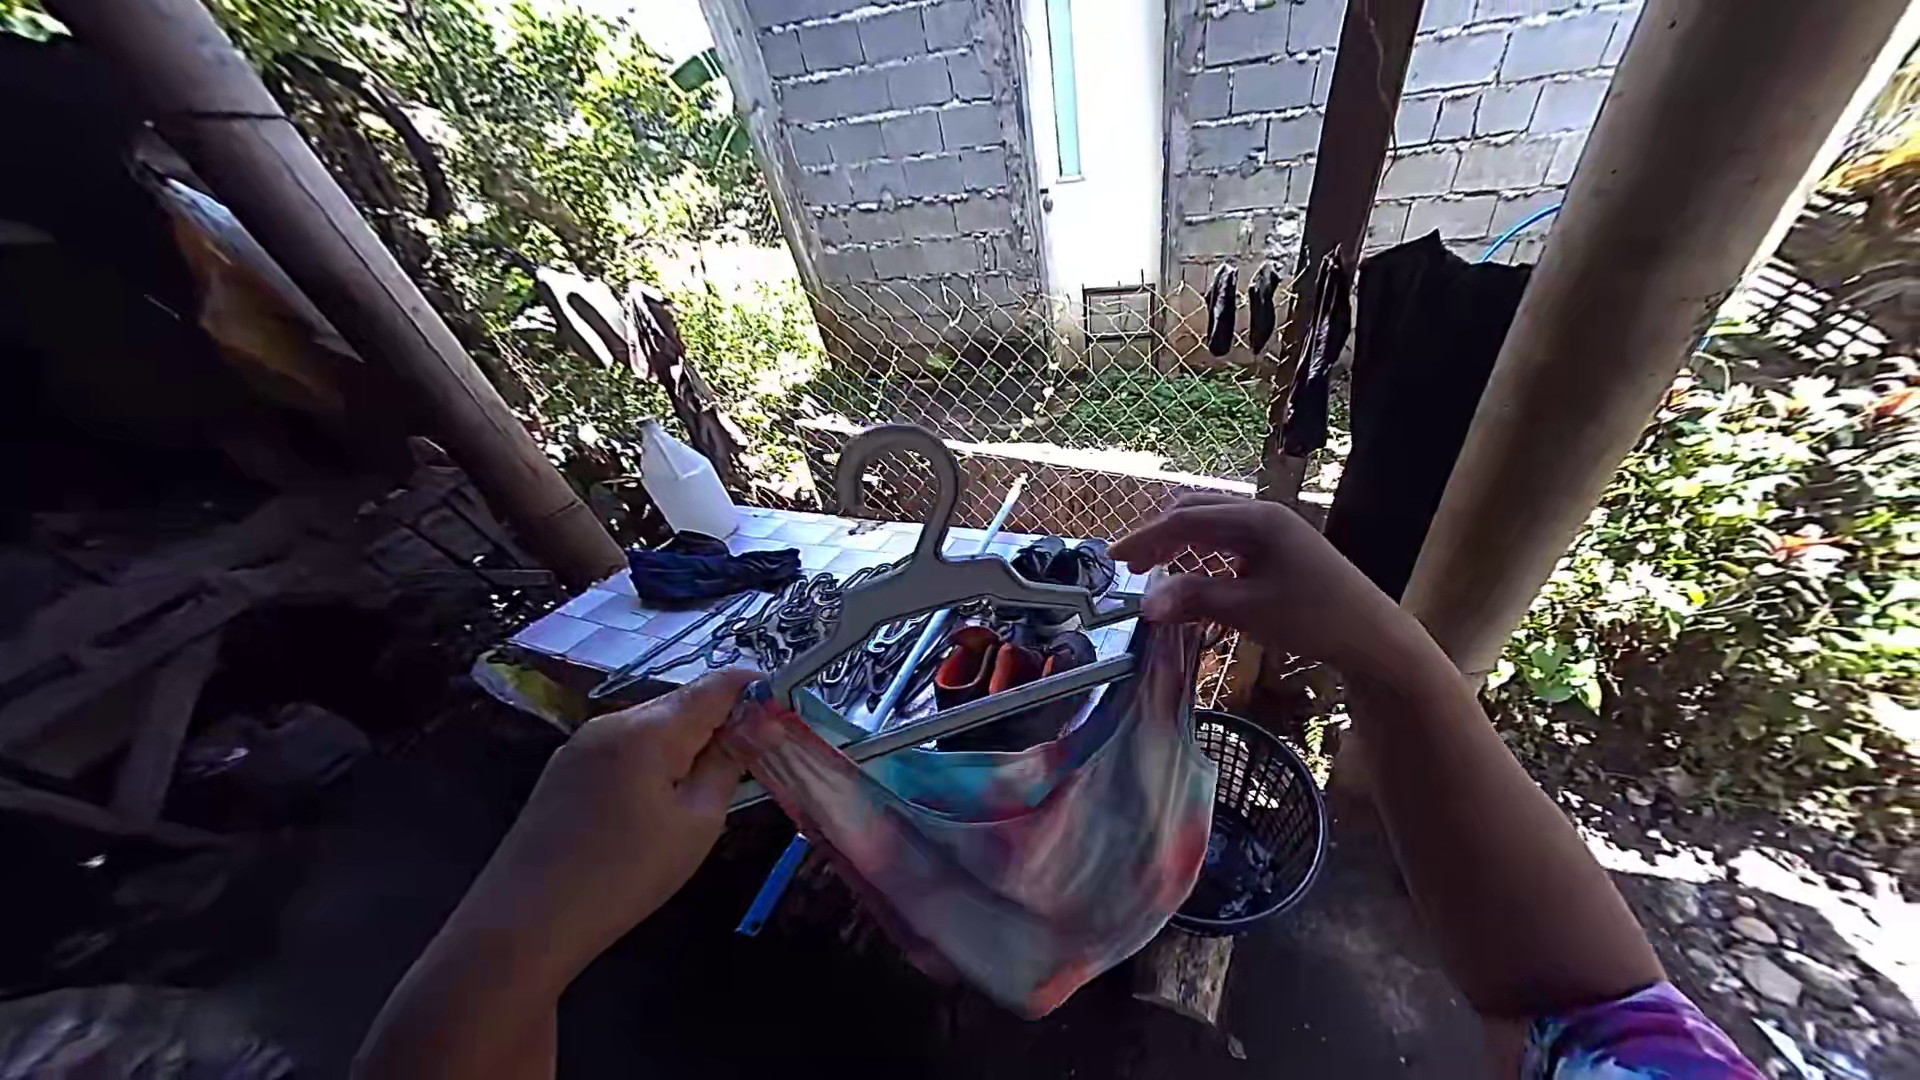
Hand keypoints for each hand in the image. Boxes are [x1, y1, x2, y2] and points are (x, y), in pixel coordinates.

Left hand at [445, 668, 758, 981]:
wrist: (517, 929)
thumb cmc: (623, 875)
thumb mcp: (697, 822)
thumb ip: (729, 763)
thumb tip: (760, 726)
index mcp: (651, 728)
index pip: (719, 685)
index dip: (757, 691)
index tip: (783, 716)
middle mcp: (615, 720)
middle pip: (687, 701)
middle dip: (726, 719)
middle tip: (752, 757)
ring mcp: (585, 741)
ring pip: (657, 722)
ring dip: (692, 738)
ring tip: (708, 781)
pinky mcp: (567, 766)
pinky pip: (628, 743)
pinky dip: (658, 754)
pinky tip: (659, 796)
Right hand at [1111, 493, 1424, 679]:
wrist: (1375, 638)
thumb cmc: (1314, 620)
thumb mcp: (1247, 610)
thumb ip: (1192, 599)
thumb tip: (1143, 606)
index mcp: (1254, 519)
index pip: (1182, 521)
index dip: (1143, 539)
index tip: (1113, 559)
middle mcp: (1260, 513)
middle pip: (1192, 511)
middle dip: (1157, 536)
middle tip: (1133, 568)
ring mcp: (1270, 526)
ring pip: (1207, 522)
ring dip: (1177, 541)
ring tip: (1155, 569)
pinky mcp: (1276, 543)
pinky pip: (1224, 536)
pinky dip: (1198, 550)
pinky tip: (1192, 571)